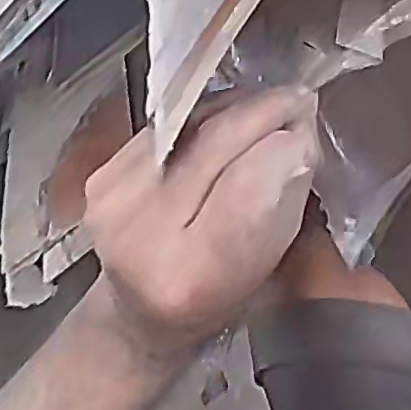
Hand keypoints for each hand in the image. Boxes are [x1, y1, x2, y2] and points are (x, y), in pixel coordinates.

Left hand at [81, 88, 319, 361]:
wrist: (137, 311)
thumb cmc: (215, 296)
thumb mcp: (265, 266)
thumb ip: (284, 200)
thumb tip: (298, 135)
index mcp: (189, 277)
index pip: (245, 187)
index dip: (282, 148)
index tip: (307, 126)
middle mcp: (141, 234)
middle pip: (214, 142)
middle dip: (265, 112)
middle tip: (299, 99)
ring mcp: (115, 198)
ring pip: (192, 123)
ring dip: (238, 105)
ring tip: (269, 105)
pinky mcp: (103, 173)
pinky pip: (169, 124)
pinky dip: (206, 113)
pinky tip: (228, 116)